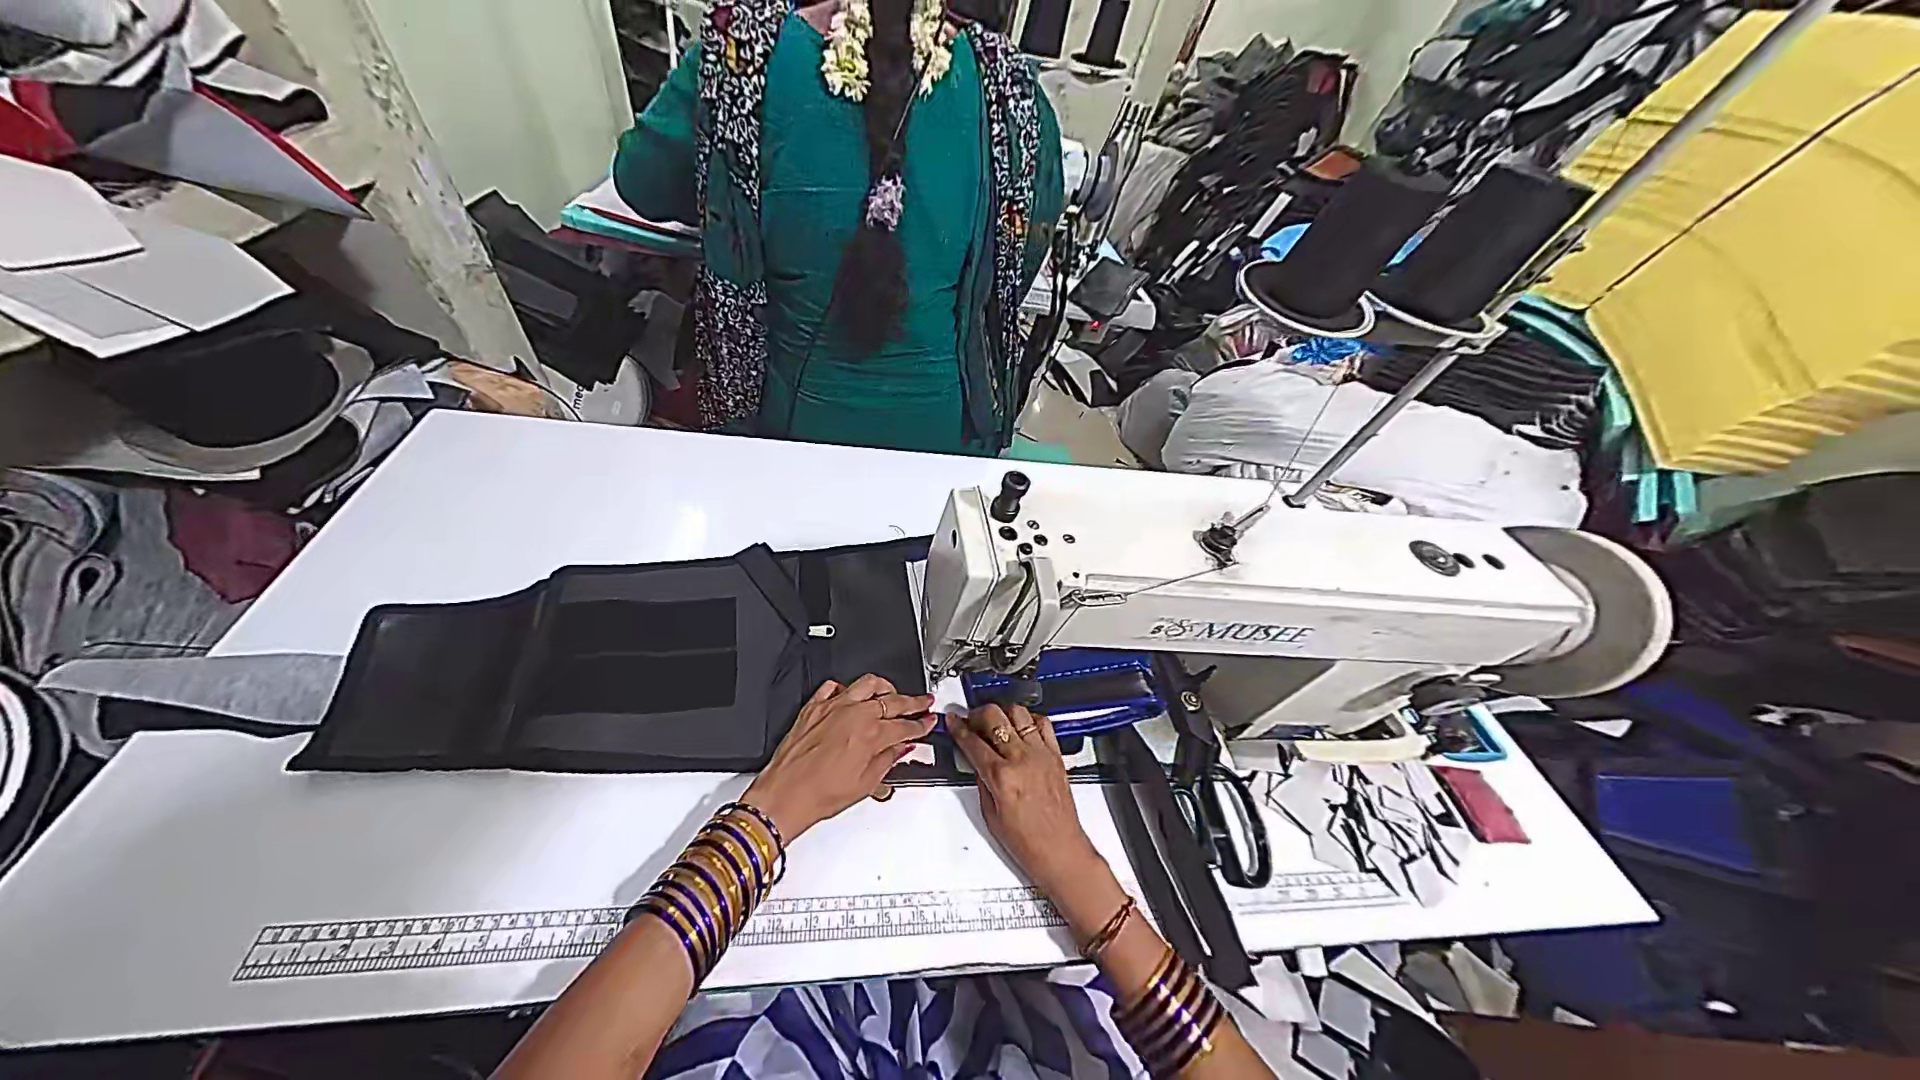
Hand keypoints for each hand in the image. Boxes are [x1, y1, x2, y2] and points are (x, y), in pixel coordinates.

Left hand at [743, 675, 934, 839]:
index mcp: (872, 734)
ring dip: (885, 687)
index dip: (922, 724)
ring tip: (892, 692)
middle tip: (923, 702)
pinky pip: (834, 686)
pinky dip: (847, 688)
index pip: (906, 725)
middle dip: (914, 702)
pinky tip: (851, 695)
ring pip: (868, 683)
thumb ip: (888, 759)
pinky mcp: (814, 707)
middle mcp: (855, 714)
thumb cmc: (819, 793)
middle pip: (894, 700)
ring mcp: (834, 706)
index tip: (928, 722)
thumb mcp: (866, 783)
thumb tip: (901, 748)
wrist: (784, 795)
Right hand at [949, 704, 1110, 907]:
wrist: (1059, 850)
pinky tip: (1022, 726)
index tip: (953, 720)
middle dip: (977, 714)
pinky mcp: (1056, 755)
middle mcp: (1022, 759)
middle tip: (972, 720)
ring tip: (995, 721)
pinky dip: (1029, 719)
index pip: (972, 741)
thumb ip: (982, 781)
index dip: (958, 727)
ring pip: (1018, 712)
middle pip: (994, 716)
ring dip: (1002, 713)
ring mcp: (1041, 754)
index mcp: (1001, 777)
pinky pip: (1043, 723)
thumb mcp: (990, 814)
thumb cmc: (1028, 841)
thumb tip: (976, 761)